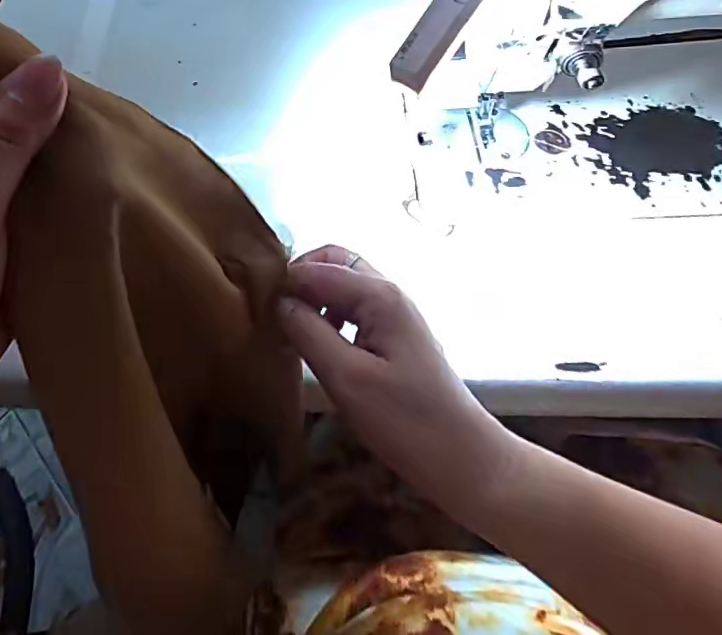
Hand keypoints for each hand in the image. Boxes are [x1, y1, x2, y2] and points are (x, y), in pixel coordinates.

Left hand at [0, 51, 66, 437]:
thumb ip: (2, 137)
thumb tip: (51, 64)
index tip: (62, 65)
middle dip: (33, 101)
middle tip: (96, 107)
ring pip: (5, 145)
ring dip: (45, 143)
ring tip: (102, 138)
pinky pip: (16, 185)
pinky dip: (47, 180)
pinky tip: (88, 176)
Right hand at [275, 245, 519, 520]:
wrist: (464, 459)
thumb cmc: (406, 421)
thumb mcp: (347, 378)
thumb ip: (309, 333)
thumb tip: (279, 302)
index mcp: (379, 295)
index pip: (319, 267)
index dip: (286, 281)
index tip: (256, 306)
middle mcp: (389, 293)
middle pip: (336, 262)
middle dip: (302, 278)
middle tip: (274, 311)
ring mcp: (395, 314)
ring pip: (345, 285)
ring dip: (315, 297)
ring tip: (290, 330)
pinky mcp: (396, 337)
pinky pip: (355, 309)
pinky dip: (330, 315)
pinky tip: (318, 346)